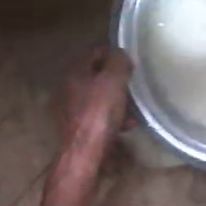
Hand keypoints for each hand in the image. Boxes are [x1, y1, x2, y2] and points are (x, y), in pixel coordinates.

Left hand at [57, 47, 131, 172]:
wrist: (85, 152)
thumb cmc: (99, 112)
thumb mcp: (113, 80)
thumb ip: (119, 62)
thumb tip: (121, 53)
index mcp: (75, 73)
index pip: (94, 53)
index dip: (113, 53)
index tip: (130, 60)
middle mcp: (69, 90)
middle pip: (97, 77)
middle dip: (116, 80)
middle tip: (133, 83)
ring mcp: (72, 111)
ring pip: (99, 98)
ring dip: (117, 100)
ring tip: (135, 106)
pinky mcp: (79, 129)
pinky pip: (99, 117)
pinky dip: (114, 118)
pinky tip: (128, 125)